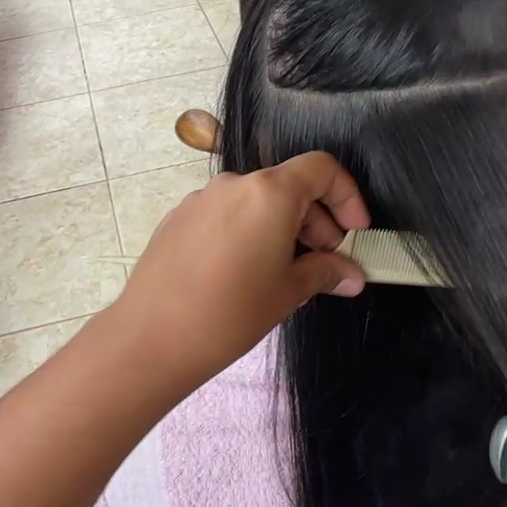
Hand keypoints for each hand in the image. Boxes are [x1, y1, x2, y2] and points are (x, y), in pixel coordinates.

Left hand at [104, 151, 370, 388]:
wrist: (151, 338)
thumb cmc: (230, 313)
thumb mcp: (287, 293)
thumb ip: (324, 272)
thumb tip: (352, 275)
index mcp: (269, 193)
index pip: (321, 168)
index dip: (347, 195)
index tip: (356, 231)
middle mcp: (234, 184)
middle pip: (288, 185)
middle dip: (316, 219)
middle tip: (324, 261)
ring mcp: (201, 199)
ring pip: (256, 201)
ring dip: (282, 227)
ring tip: (285, 272)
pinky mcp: (178, 218)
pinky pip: (227, 214)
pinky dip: (248, 231)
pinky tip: (244, 273)